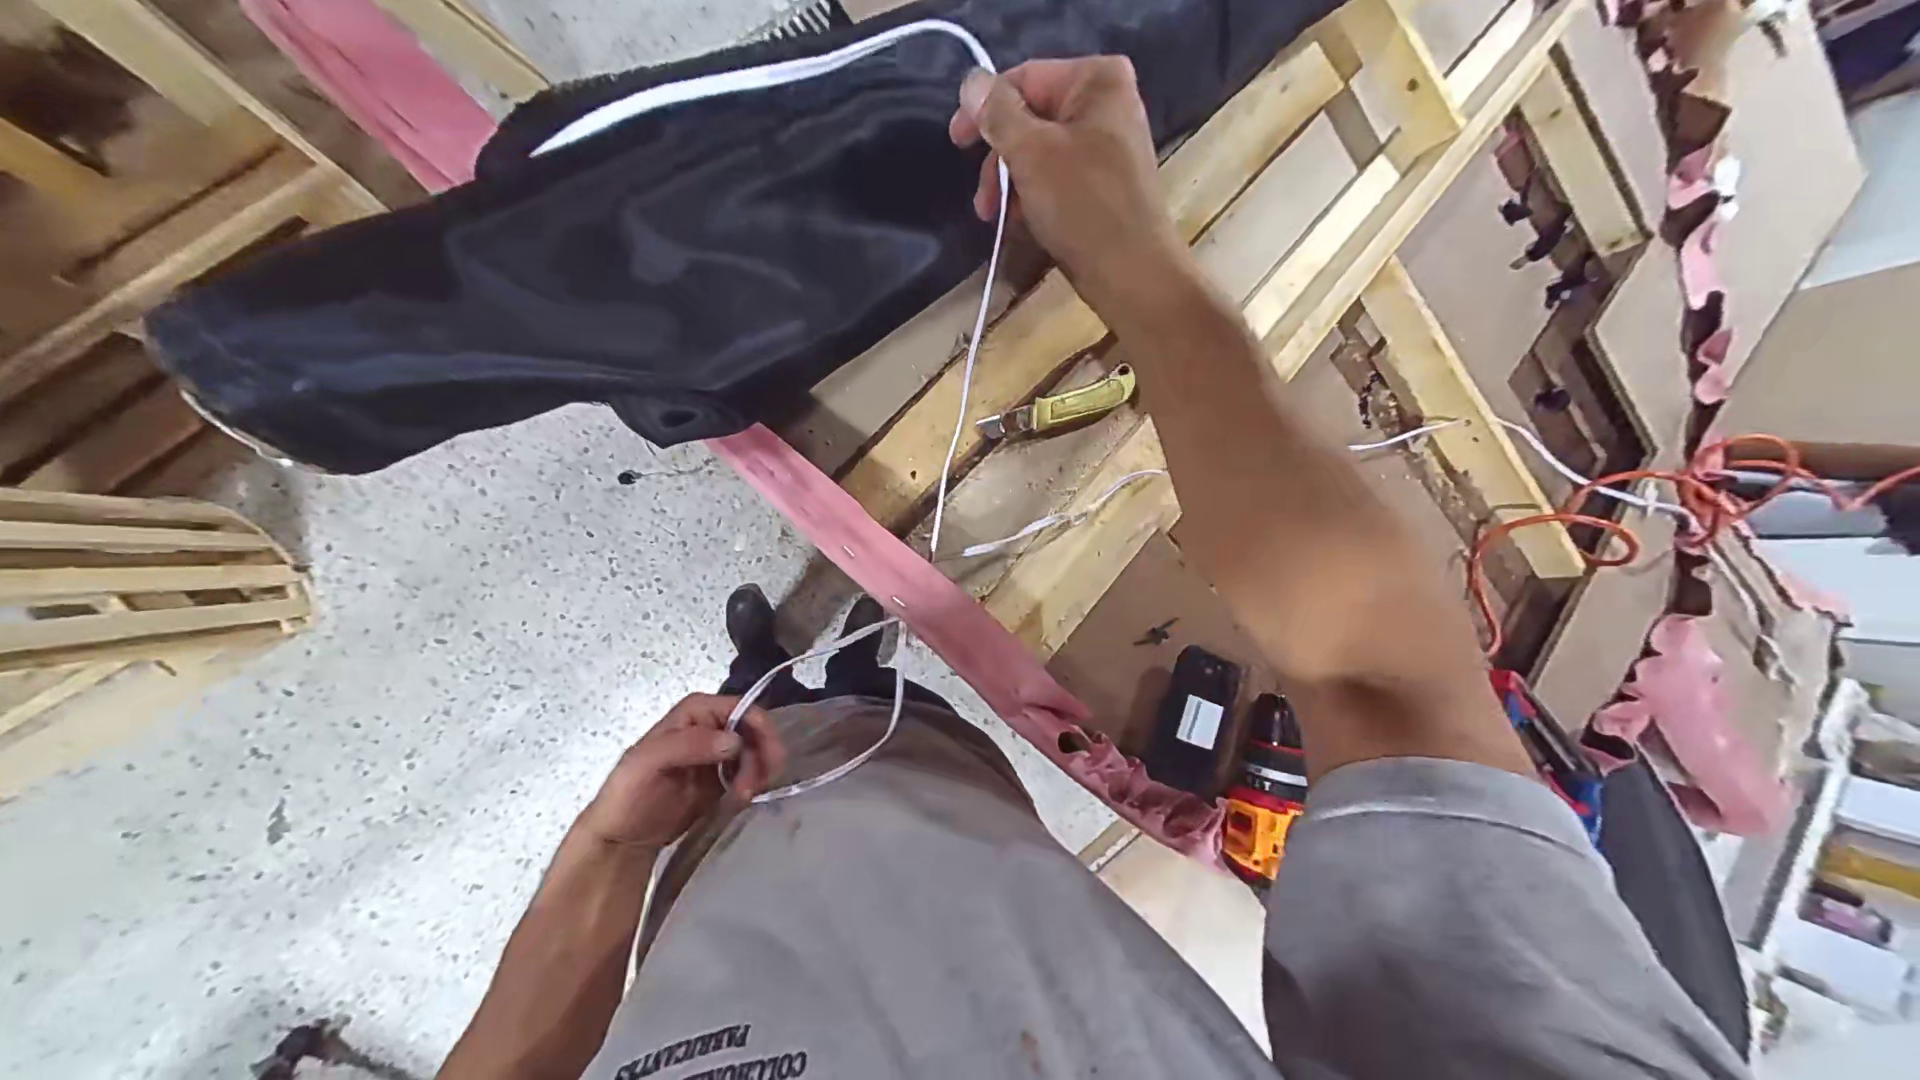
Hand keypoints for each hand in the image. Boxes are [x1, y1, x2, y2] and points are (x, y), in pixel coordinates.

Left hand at [577, 694, 786, 849]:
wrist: (621, 839)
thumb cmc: (627, 795)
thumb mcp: (647, 763)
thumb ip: (689, 745)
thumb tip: (734, 741)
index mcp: (694, 712)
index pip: (739, 707)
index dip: (758, 726)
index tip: (768, 754)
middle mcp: (711, 726)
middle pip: (754, 729)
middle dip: (762, 753)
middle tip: (757, 783)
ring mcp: (719, 752)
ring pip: (756, 751)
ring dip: (759, 771)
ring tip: (745, 795)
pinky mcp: (724, 777)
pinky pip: (751, 771)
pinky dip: (754, 783)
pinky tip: (742, 798)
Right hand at [948, 57, 1189, 310]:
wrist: (1131, 274)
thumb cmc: (1084, 207)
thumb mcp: (1032, 154)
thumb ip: (998, 115)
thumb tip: (972, 84)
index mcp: (1096, 81)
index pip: (1024, 79)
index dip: (984, 109)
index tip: (956, 143)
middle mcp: (1106, 106)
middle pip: (1030, 120)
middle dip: (999, 160)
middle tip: (983, 201)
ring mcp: (1106, 149)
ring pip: (1039, 155)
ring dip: (1011, 186)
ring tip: (997, 219)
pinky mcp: (1101, 188)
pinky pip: (1056, 182)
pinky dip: (1033, 200)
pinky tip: (1021, 225)